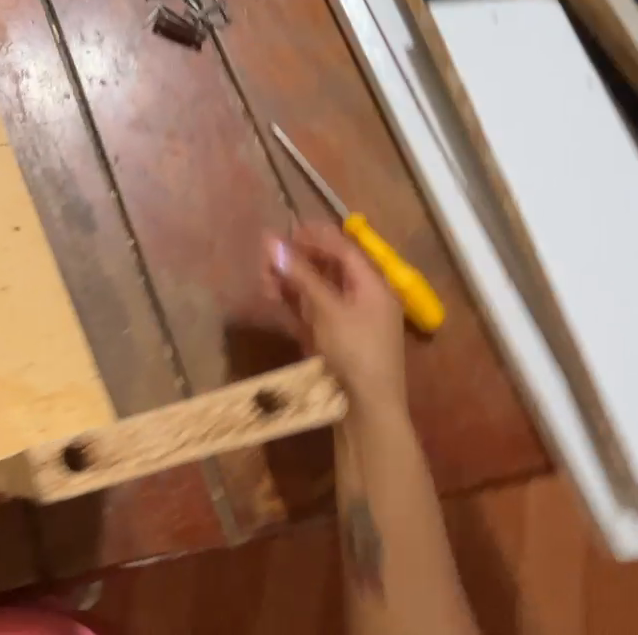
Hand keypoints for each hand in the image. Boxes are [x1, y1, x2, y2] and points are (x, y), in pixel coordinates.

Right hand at [264, 223, 407, 414]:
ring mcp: (345, 317)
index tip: (285, 229)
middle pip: (327, 267)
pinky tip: (272, 297)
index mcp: (373, 286)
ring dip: (289, 279)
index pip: (344, 250)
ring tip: (264, 280)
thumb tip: (270, 241)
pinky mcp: (330, 336)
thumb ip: (299, 273)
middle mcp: (361, 297)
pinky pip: (308, 308)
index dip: (315, 237)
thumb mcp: (327, 308)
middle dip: (296, 259)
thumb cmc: (355, 351)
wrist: (365, 407)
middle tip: (265, 257)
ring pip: (314, 287)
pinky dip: (291, 300)